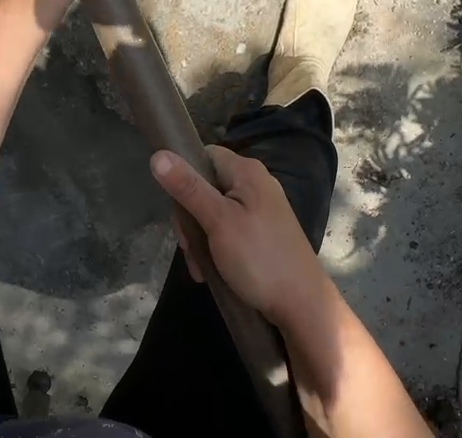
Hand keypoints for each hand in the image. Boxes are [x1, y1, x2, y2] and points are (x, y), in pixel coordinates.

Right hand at [150, 145, 335, 329]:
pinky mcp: (263, 234)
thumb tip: (158, 155)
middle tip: (190, 247)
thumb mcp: (218, 221)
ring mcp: (261, 210)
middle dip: (190, 218)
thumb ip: (188, 188)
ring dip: (200, 239)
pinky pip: (228, 230)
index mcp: (247, 171)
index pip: (204, 155)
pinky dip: (216, 248)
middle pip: (205, 186)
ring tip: (201, 267)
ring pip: (213, 213)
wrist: (303, 307)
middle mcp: (255, 184)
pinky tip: (210, 272)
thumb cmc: (259, 258)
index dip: (184, 175)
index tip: (178, 207)